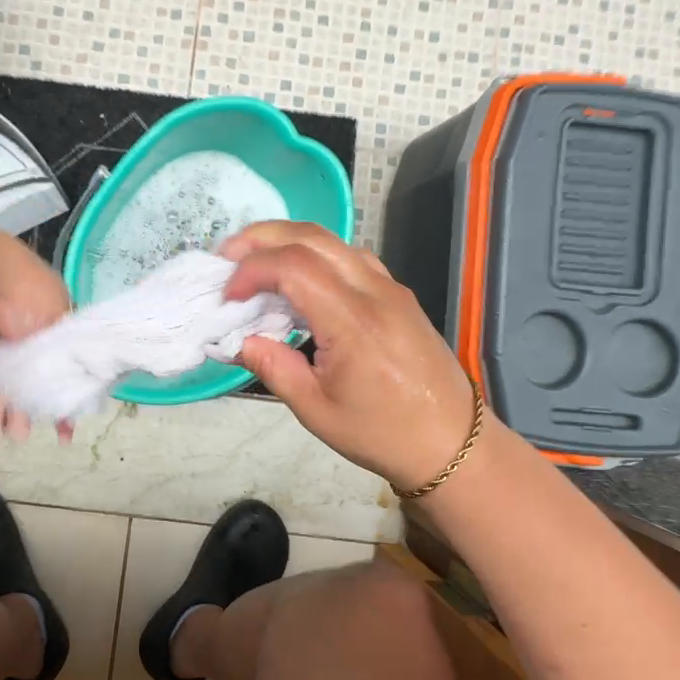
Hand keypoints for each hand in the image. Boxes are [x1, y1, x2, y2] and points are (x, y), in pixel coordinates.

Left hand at [0, 229, 76, 443]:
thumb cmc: (24, 294)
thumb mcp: (62, 319)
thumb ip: (69, 353)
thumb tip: (74, 383)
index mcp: (44, 311)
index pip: (54, 359)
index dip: (57, 391)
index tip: (59, 426)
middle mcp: (14, 321)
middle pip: (20, 375)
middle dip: (20, 406)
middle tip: (18, 432)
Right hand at [221, 222, 477, 488]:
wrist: (453, 443)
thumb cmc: (382, 433)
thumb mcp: (315, 410)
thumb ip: (272, 367)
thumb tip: (235, 341)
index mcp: (354, 322)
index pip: (294, 266)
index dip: (251, 270)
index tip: (227, 297)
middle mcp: (374, 292)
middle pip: (311, 236)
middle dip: (261, 237)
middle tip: (226, 255)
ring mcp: (390, 288)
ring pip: (332, 240)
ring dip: (287, 241)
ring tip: (253, 262)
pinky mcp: (397, 293)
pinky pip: (349, 256)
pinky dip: (314, 254)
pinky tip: (295, 278)